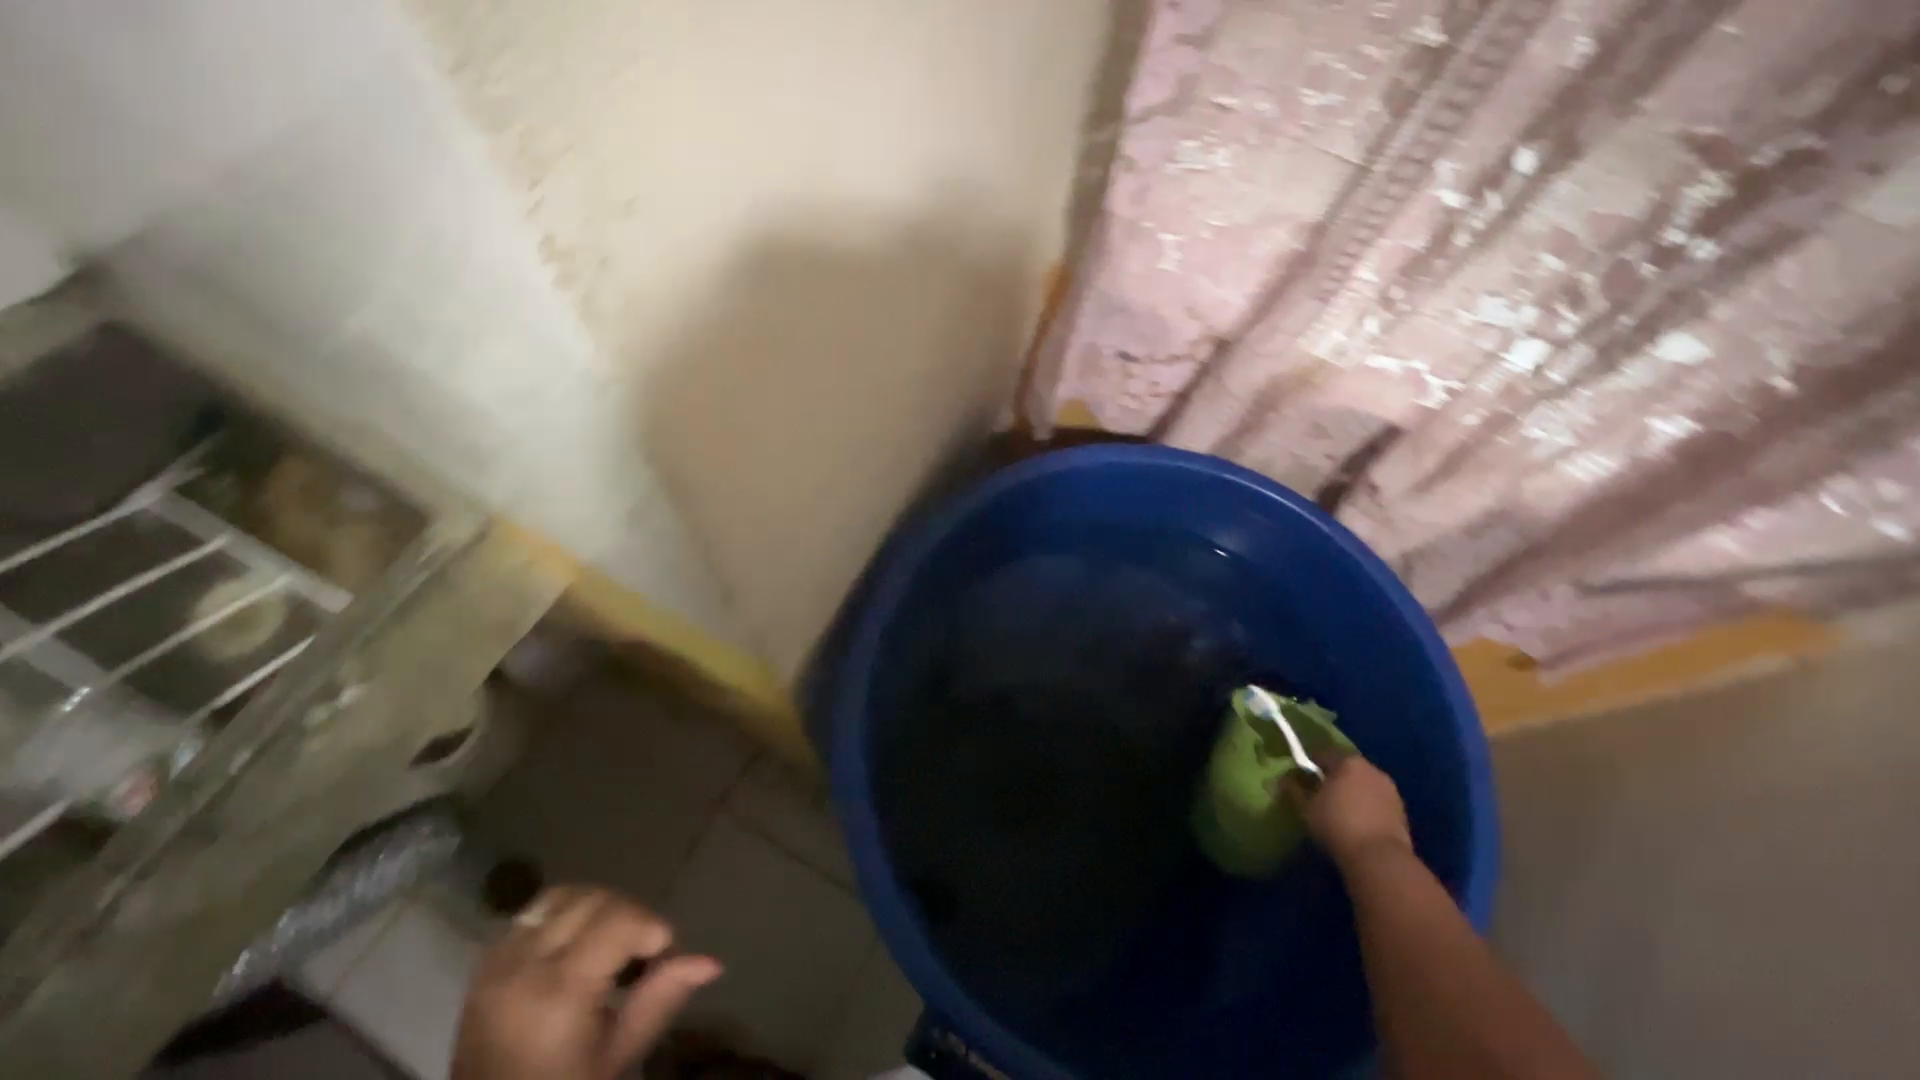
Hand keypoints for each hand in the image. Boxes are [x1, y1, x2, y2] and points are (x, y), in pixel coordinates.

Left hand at [452, 885, 722, 1079]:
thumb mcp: (619, 1054)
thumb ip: (661, 999)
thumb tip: (712, 962)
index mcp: (560, 992)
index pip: (621, 920)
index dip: (653, 930)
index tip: (663, 960)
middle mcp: (525, 964)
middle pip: (596, 900)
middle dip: (631, 917)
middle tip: (641, 956)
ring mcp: (498, 959)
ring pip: (563, 895)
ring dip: (597, 908)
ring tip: (609, 944)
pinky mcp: (485, 961)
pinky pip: (533, 912)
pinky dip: (564, 916)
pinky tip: (575, 946)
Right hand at [1301, 753, 1412, 868]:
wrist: (1379, 857)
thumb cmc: (1336, 825)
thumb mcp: (1305, 808)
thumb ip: (1293, 790)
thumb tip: (1283, 779)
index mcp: (1348, 762)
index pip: (1324, 754)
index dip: (1310, 765)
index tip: (1301, 778)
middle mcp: (1372, 769)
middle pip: (1347, 768)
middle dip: (1334, 778)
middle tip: (1319, 795)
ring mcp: (1390, 790)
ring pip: (1364, 785)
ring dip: (1353, 793)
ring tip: (1339, 811)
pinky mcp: (1401, 811)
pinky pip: (1377, 802)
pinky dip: (1366, 807)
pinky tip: (1357, 823)